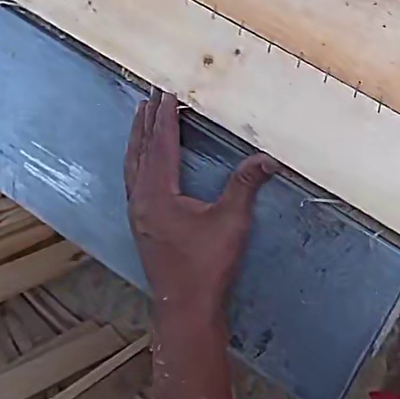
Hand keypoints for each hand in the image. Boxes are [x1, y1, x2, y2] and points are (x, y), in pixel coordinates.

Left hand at [123, 92, 276, 334]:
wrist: (185, 306)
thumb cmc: (207, 263)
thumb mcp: (231, 221)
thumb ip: (245, 185)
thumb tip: (267, 157)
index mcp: (157, 194)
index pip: (162, 146)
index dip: (166, 118)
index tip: (167, 92)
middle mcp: (141, 199)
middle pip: (140, 151)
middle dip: (146, 122)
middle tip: (151, 95)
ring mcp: (138, 213)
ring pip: (132, 165)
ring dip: (139, 139)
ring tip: (142, 117)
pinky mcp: (142, 223)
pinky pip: (134, 179)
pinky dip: (138, 159)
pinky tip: (144, 160)